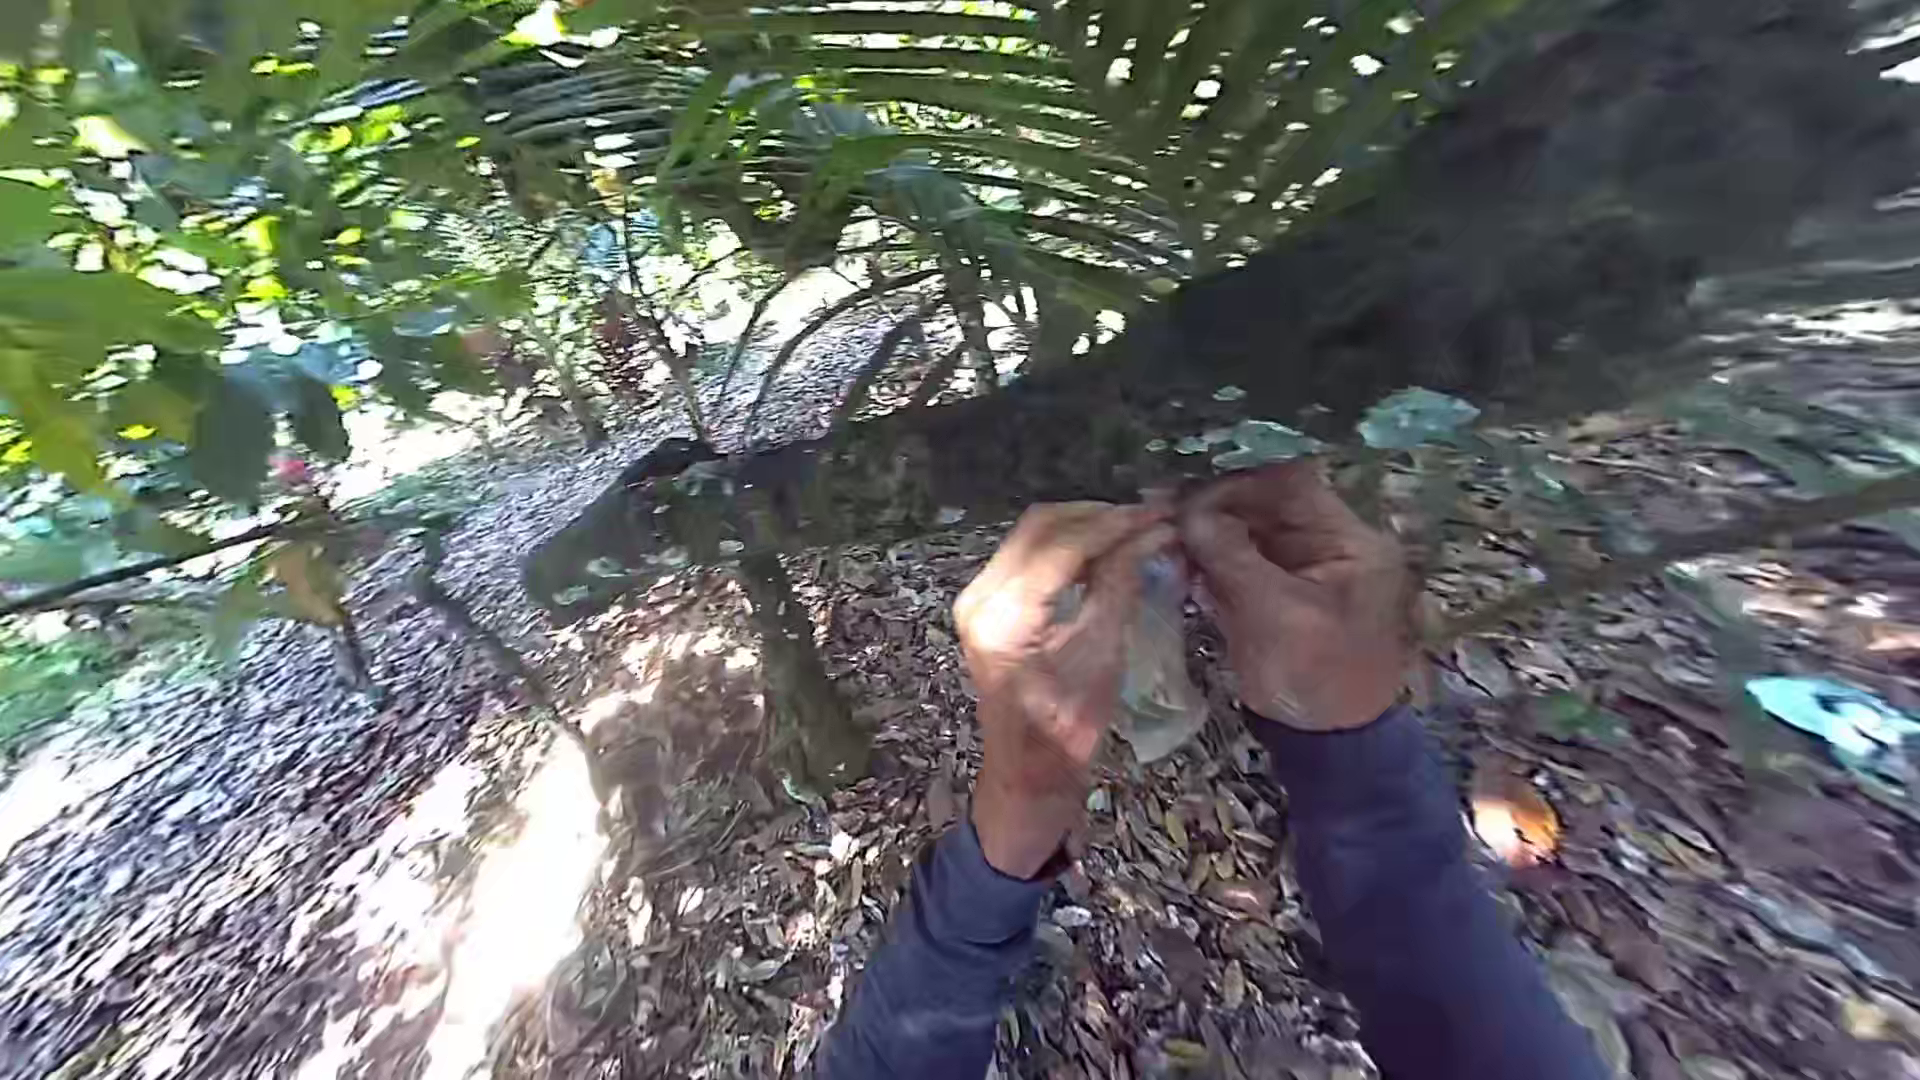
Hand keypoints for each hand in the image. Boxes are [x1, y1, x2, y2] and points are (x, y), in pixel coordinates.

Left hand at [955, 502, 1173, 877]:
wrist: (1027, 770)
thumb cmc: (1069, 728)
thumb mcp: (1104, 655)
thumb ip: (1120, 585)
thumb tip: (1149, 535)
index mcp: (1005, 617)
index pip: (1062, 547)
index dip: (1113, 525)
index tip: (1156, 514)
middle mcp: (980, 597)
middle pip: (1040, 528)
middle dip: (1096, 517)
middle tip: (1145, 518)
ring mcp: (976, 597)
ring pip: (1030, 535)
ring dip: (1080, 527)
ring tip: (1129, 529)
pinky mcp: (983, 602)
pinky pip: (1024, 554)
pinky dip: (1063, 545)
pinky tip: (1099, 548)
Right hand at [1179, 462, 1412, 731]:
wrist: (1322, 739)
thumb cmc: (1315, 676)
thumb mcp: (1278, 613)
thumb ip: (1233, 557)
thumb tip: (1187, 512)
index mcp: (1345, 541)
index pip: (1289, 485)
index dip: (1237, 482)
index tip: (1189, 495)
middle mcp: (1318, 544)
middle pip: (1258, 504)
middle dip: (1209, 505)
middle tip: (1159, 507)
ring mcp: (1288, 566)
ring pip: (1237, 529)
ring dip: (1198, 530)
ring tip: (1157, 529)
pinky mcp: (1263, 588)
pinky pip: (1228, 558)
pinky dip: (1199, 556)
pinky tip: (1170, 556)